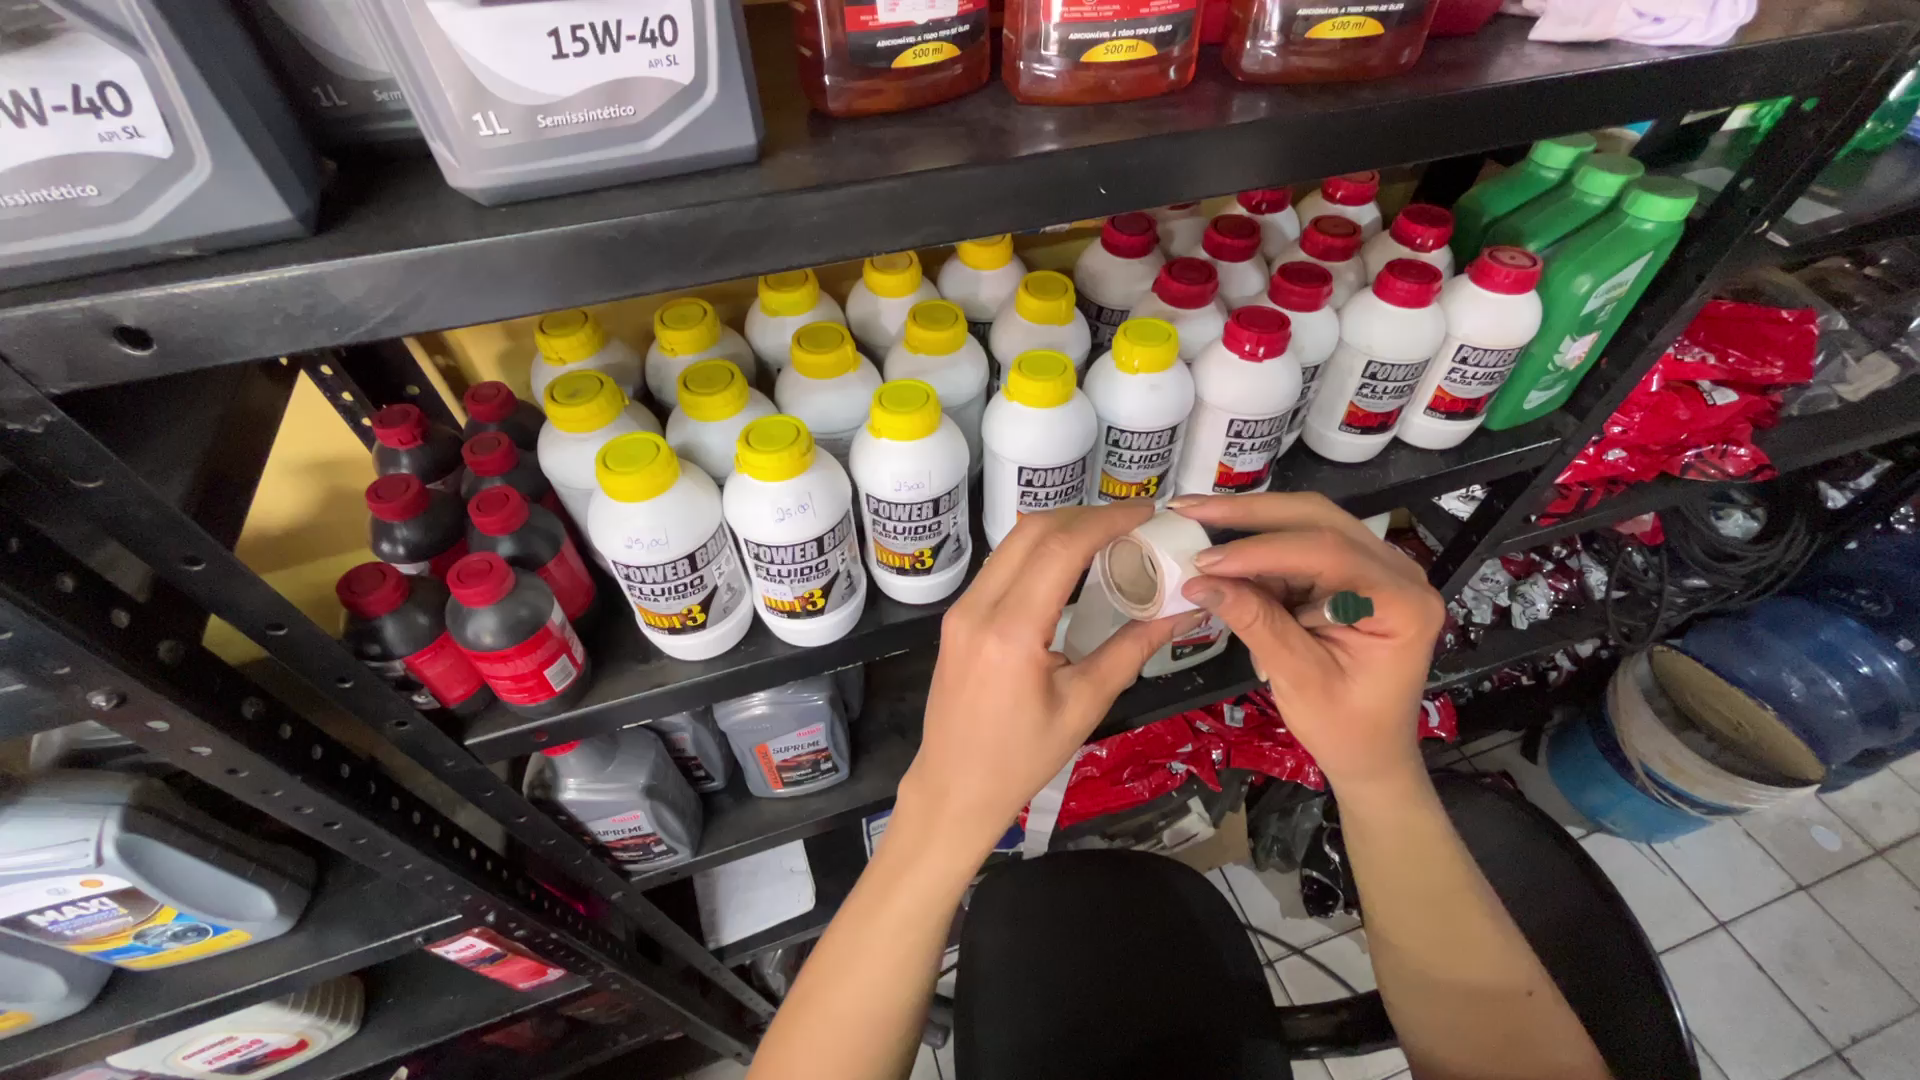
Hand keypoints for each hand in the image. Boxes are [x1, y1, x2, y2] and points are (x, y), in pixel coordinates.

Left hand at [896, 501, 1202, 855]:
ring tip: (1107, 537)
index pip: (1060, 550)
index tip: (1146, 514)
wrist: (954, 786)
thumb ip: (1131, 650)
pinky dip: (1038, 552)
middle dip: (1084, 515)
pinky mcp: (957, 617)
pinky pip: (1000, 565)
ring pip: (1012, 543)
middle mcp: (978, 608)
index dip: (1106, 521)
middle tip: (1131, 522)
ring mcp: (961, 610)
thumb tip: (1180, 612)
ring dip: (1059, 529)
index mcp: (1011, 632)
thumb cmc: (1021, 758)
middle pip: (1032, 532)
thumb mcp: (1083, 706)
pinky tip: (1069, 564)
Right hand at [1168, 493, 1444, 793]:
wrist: (1370, 751)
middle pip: (1317, 519)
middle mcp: (1395, 571)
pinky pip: (1297, 544)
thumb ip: (1256, 624)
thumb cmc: (1345, 727)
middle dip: (1248, 513)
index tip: (1205, 560)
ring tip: (1194, 518)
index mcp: (1400, 602)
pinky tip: (1218, 547)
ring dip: (1247, 522)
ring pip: (1305, 522)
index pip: (1326, 552)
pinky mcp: (1346, 574)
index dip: (1260, 550)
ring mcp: (1372, 567)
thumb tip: (1199, 582)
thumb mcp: (1299, 679)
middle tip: (1189, 509)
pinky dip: (1254, 547)